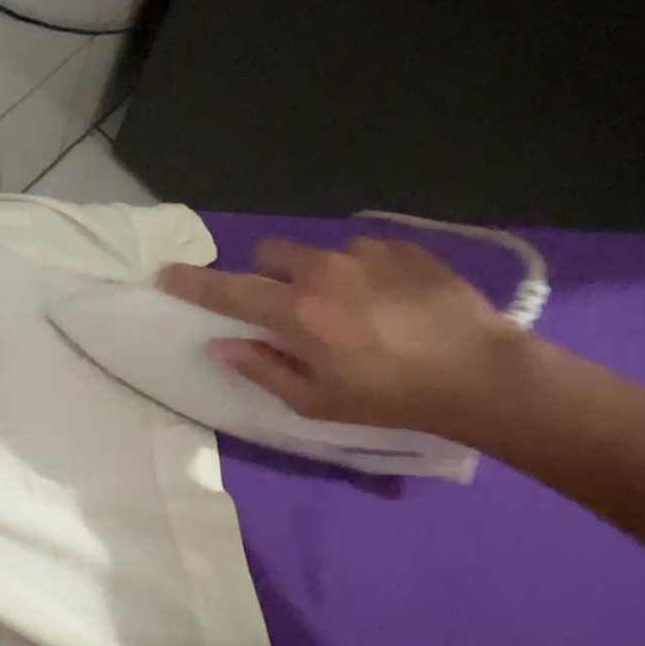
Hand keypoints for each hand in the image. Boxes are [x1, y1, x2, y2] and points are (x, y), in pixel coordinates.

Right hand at [158, 237, 528, 440]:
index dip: (191, 284)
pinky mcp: (401, 245)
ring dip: (318, 277)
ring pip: (317, 253)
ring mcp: (364, 251)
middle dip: (267, 277)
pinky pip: (362, 251)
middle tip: (289, 310)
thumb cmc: (390, 398)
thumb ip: (262, 368)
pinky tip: (390, 301)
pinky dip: (361, 272)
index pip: (227, 291)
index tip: (164, 274)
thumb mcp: (317, 401)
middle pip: (269, 255)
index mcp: (296, 312)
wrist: (479, 372)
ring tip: (354, 310)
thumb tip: (220, 345)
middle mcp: (321, 270)